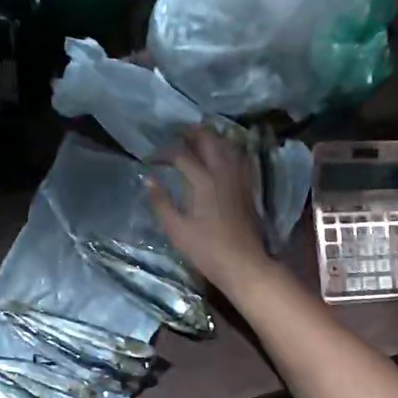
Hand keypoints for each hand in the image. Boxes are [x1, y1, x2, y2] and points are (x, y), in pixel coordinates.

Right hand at [148, 126, 273, 293]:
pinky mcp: (248, 186)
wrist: (244, 264)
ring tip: (194, 141)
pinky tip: (216, 157)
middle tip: (174, 136)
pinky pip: (237, 157)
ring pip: (226, 144)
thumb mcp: (177, 230)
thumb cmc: (207, 250)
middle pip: (208, 138)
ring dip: (209, 138)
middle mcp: (223, 171)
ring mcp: (239, 177)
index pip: (180, 154)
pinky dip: (224, 149)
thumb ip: (161, 202)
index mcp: (204, 180)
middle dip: (190, 133)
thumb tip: (149, 179)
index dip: (163, 153)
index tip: (150, 160)